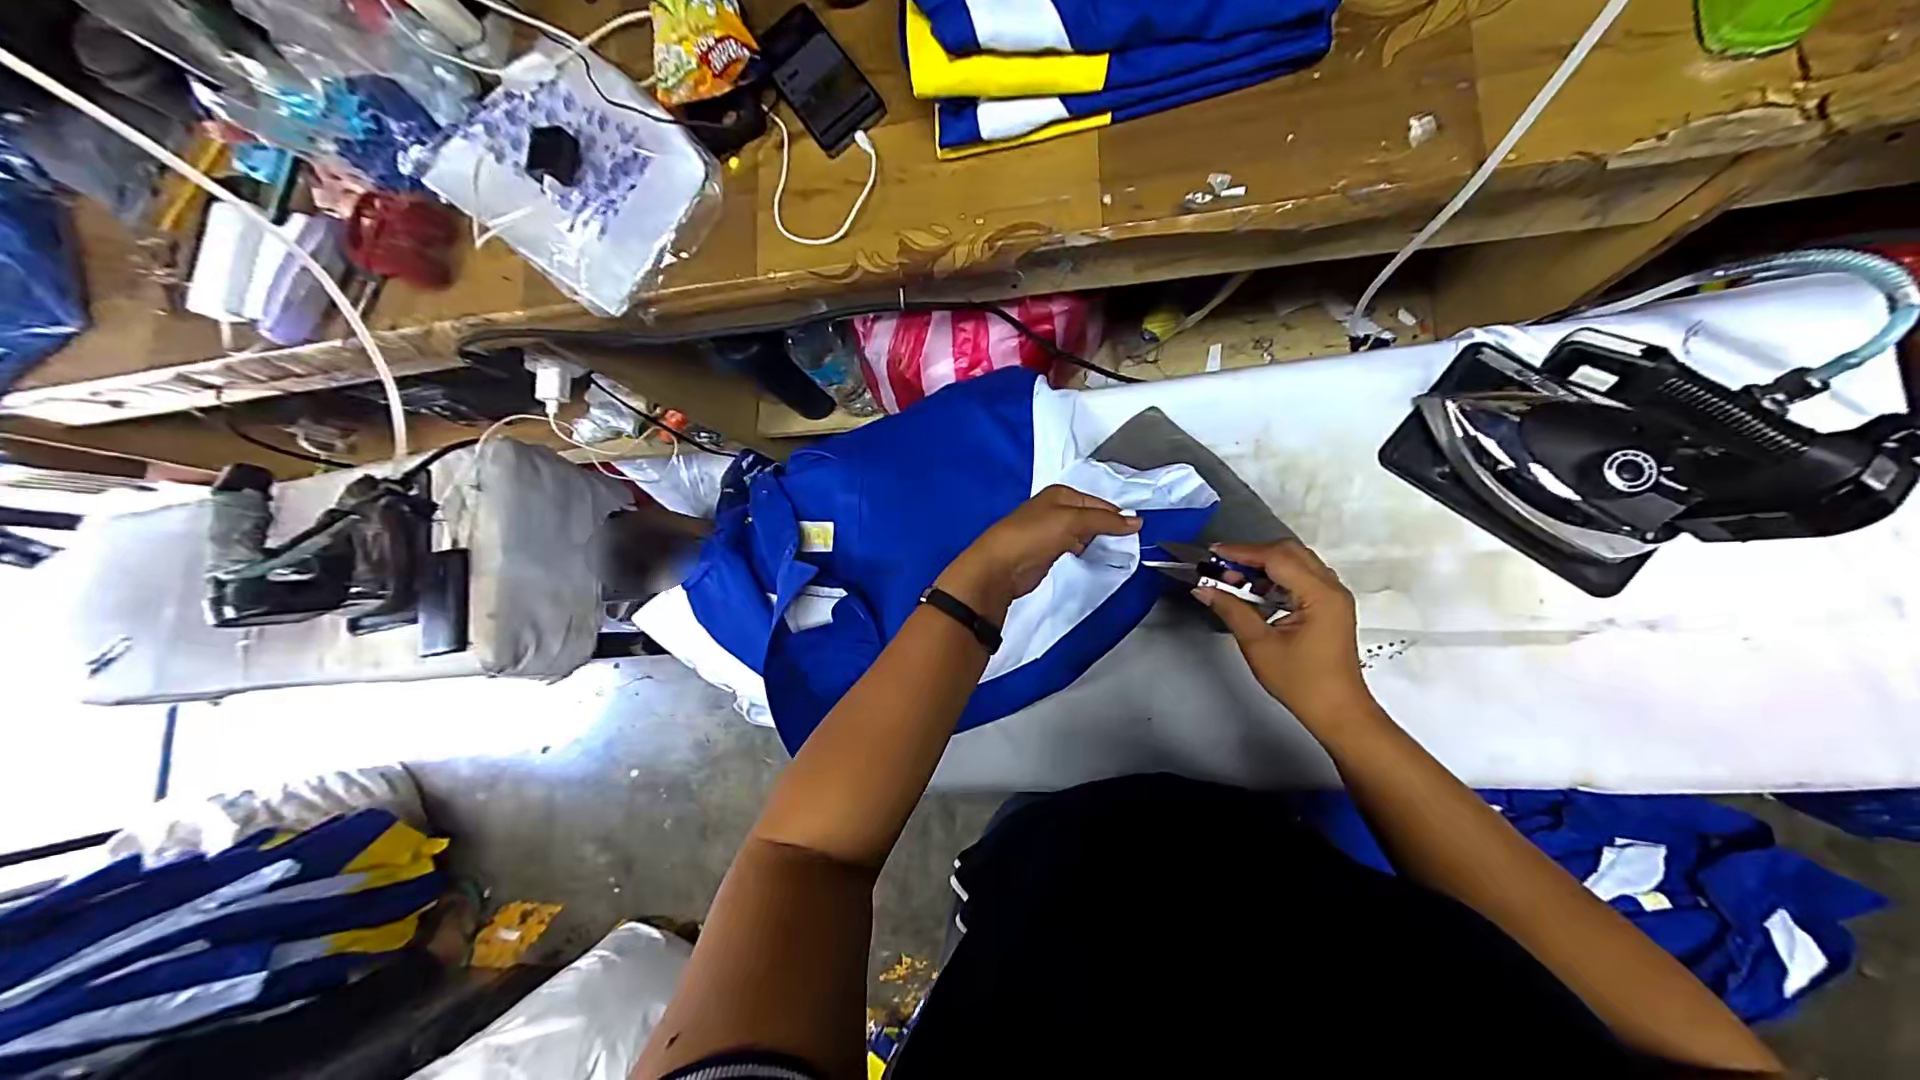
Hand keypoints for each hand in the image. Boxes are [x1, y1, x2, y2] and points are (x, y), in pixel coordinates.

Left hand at [935, 485, 1142, 621]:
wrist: (999, 568)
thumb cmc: (1031, 537)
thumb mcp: (1073, 522)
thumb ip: (1105, 521)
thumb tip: (1135, 521)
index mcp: (1060, 494)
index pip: (1098, 502)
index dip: (1116, 515)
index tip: (1136, 529)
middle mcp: (1055, 509)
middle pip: (1091, 516)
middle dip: (1107, 528)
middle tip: (1126, 542)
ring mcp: (1050, 531)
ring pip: (1083, 533)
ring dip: (1095, 540)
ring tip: (1111, 550)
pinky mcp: (1046, 552)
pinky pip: (1073, 547)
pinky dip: (1083, 551)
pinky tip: (1088, 557)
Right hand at [1192, 540, 1375, 723]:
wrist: (1337, 711)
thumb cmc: (1301, 681)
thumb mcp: (1259, 644)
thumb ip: (1231, 609)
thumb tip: (1204, 588)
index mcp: (1320, 595)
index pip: (1277, 558)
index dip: (1242, 552)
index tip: (1213, 553)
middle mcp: (1332, 589)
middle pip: (1290, 552)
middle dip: (1253, 554)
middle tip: (1223, 566)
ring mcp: (1334, 597)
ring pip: (1297, 562)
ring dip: (1265, 565)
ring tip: (1235, 580)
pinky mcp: (1330, 607)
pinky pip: (1302, 578)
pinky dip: (1277, 578)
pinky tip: (1256, 592)